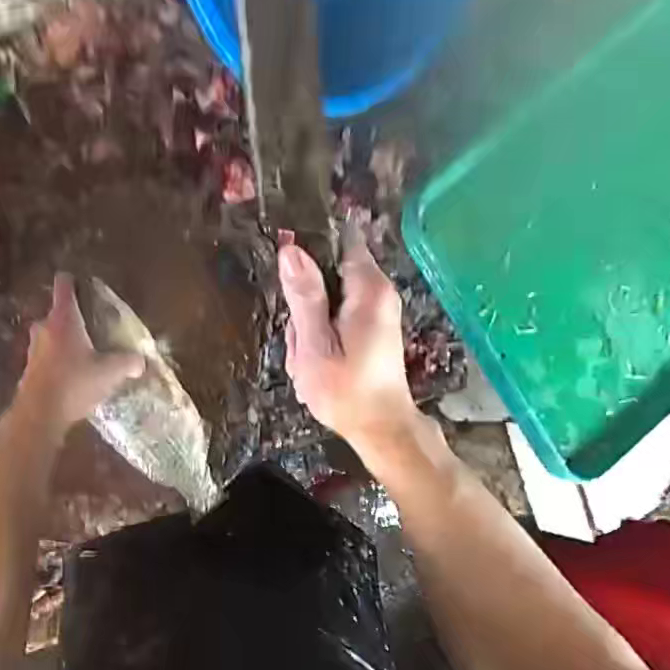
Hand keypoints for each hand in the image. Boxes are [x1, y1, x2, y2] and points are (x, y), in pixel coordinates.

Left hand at [15, 273, 144, 432]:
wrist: (40, 414)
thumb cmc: (75, 383)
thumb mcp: (110, 372)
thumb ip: (128, 362)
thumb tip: (141, 361)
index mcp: (64, 319)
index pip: (64, 285)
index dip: (74, 281)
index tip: (86, 285)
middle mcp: (44, 327)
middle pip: (58, 312)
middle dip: (75, 318)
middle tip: (94, 329)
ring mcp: (34, 348)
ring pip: (51, 336)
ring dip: (66, 341)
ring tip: (86, 354)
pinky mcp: (30, 369)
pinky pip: (47, 356)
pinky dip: (59, 361)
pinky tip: (74, 376)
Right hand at [279, 227, 422, 459]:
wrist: (380, 429)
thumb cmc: (347, 391)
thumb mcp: (315, 345)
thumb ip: (304, 297)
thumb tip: (290, 249)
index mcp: (368, 289)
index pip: (337, 240)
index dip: (307, 250)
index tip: (289, 281)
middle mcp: (378, 293)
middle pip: (326, 276)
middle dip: (304, 306)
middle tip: (302, 343)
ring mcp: (375, 312)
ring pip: (325, 303)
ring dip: (309, 330)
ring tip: (309, 361)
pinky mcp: (370, 331)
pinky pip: (334, 323)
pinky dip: (321, 342)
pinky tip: (317, 366)